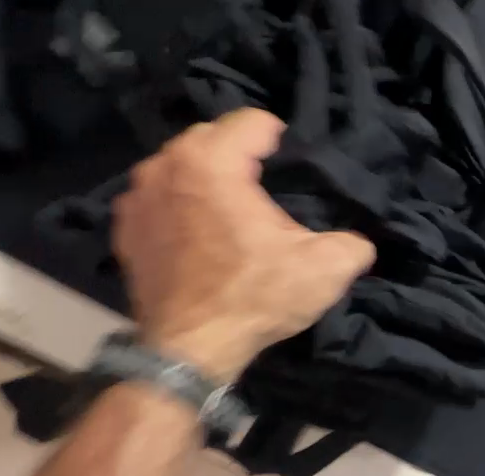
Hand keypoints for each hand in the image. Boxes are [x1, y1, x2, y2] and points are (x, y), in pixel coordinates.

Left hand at [113, 108, 374, 379]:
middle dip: (239, 154)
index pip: (249, 123)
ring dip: (208, 181)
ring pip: (180, 168)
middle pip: (209, 139)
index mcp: (213, 163)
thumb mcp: (327, 270)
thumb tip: (358, 242)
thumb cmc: (257, 296)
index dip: (280, 137)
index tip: (297, 159)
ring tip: (235, 210)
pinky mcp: (126, 227)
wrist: (193, 343)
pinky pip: (160, 201)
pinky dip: (182, 208)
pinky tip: (204, 237)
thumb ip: (352, 245)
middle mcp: (165, 166)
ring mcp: (137, 196)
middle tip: (270, 186)